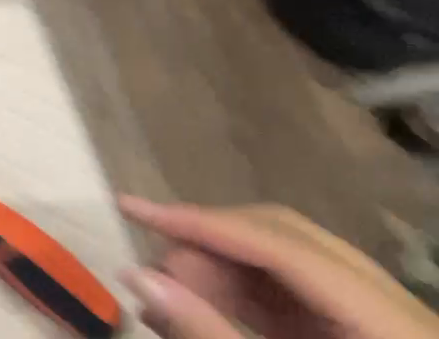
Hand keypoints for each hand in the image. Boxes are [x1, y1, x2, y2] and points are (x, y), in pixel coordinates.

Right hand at [120, 196, 438, 338]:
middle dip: (209, 241)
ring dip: (217, 265)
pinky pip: (291, 289)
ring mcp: (385, 320)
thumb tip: (133, 274)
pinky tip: (195, 304)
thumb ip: (208, 334)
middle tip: (153, 260)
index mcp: (399, 329)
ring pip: (284, 257)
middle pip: (287, 237)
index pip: (286, 247)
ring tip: (169, 289)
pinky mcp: (360, 331)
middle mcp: (402, 311)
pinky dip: (237, 290)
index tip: (131, 208)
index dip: (205, 224)